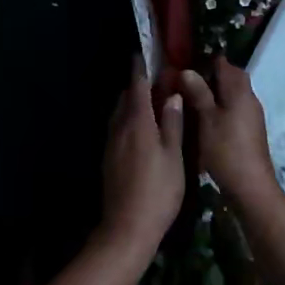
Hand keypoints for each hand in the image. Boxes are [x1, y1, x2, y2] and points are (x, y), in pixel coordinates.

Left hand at [100, 61, 184, 247]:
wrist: (127, 229)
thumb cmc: (158, 190)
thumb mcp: (174, 155)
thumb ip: (173, 123)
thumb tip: (172, 95)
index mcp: (138, 125)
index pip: (137, 88)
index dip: (140, 71)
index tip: (143, 55)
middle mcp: (120, 130)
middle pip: (125, 99)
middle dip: (137, 86)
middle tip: (155, 79)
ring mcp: (112, 146)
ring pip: (120, 115)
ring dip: (132, 103)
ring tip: (150, 100)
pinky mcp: (109, 161)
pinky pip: (118, 129)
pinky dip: (129, 120)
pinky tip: (142, 128)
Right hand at [180, 58, 281, 208]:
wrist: (250, 184)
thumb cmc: (226, 149)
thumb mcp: (207, 120)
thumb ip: (199, 93)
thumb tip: (188, 70)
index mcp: (240, 91)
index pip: (225, 65)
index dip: (207, 61)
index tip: (187, 64)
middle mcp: (250, 97)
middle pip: (232, 77)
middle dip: (212, 76)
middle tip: (188, 82)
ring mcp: (252, 114)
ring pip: (234, 93)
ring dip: (217, 92)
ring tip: (193, 99)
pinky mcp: (251, 128)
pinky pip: (236, 108)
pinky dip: (222, 107)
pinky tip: (206, 118)